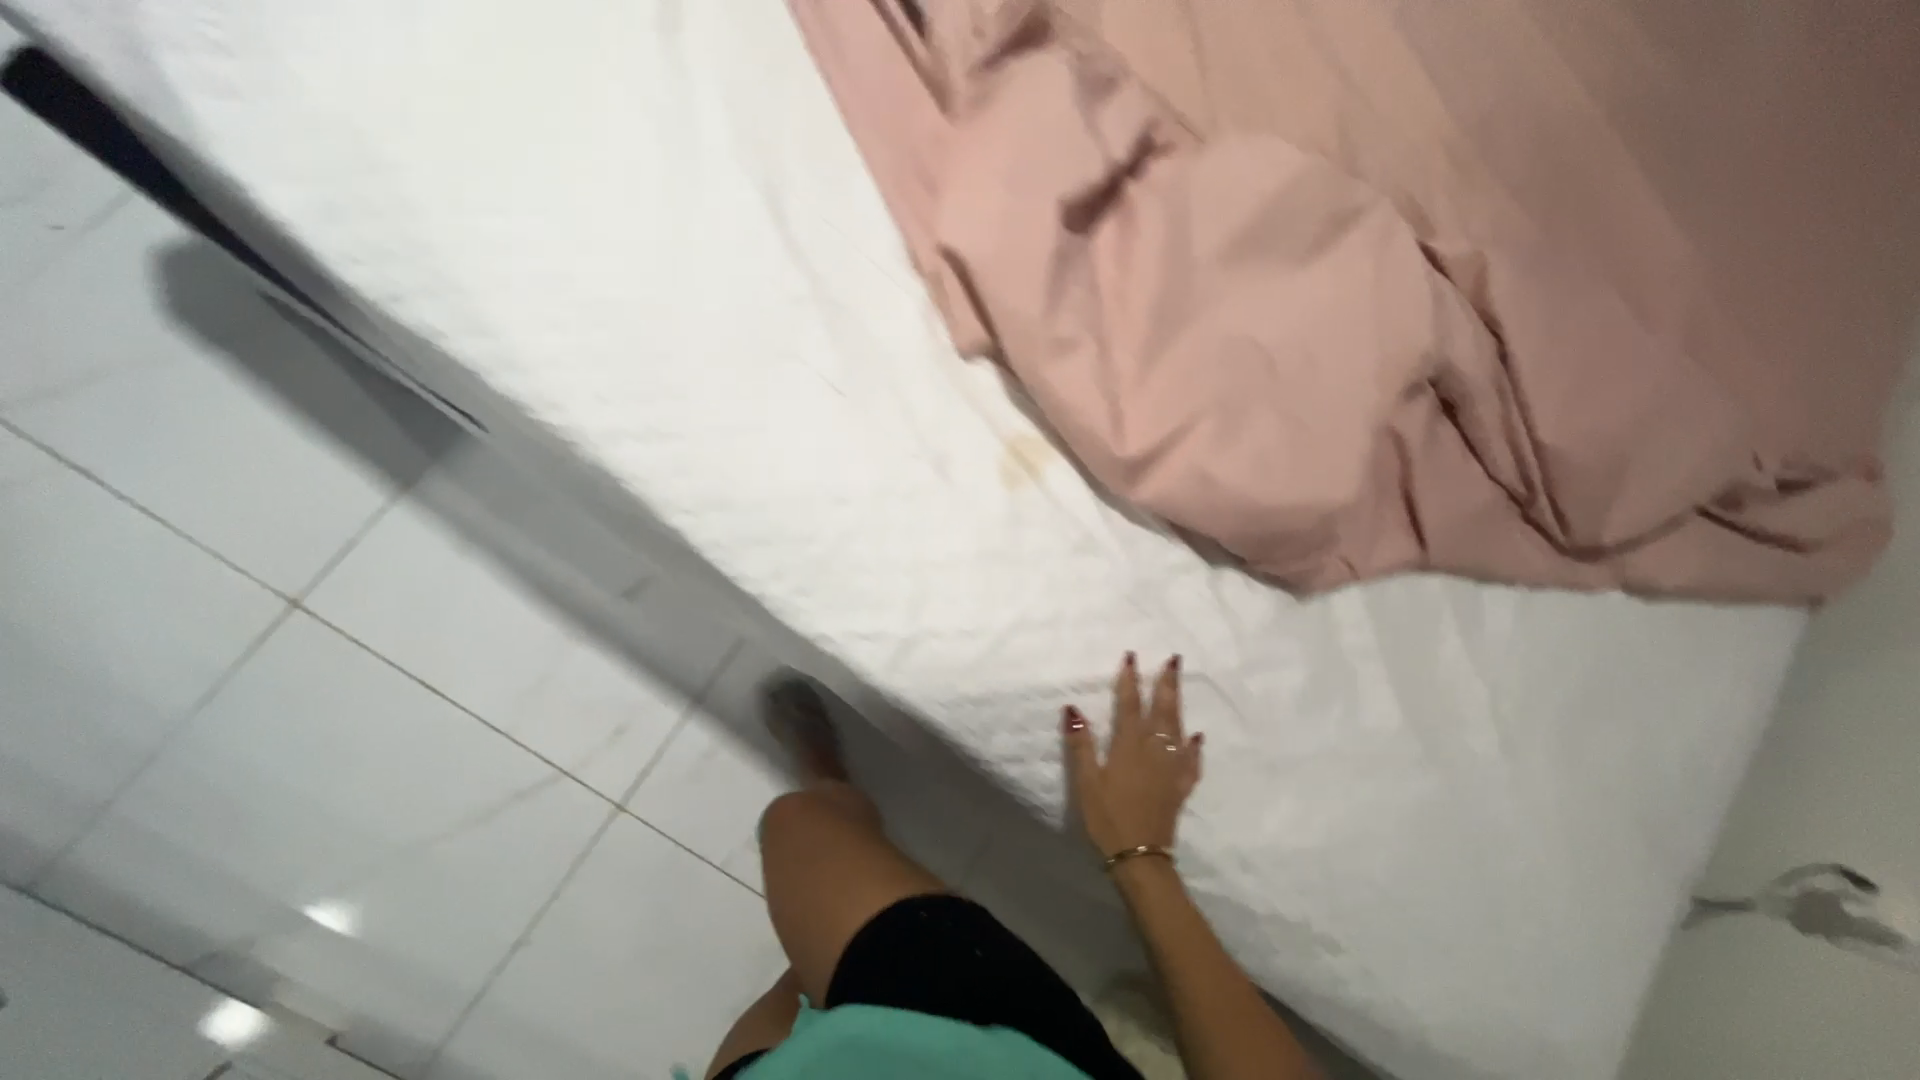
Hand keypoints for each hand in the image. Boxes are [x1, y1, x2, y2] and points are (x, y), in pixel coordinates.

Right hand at [1062, 653, 1202, 857]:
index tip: (1132, 657)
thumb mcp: (1086, 782)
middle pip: (1162, 710)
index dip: (1130, 680)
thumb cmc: (1107, 817)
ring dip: (1179, 704)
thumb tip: (1072, 709)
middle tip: (1173, 660)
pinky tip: (1198, 737)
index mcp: (1129, 746)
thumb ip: (1081, 745)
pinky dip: (1195, 747)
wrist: (1140, 855)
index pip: (1129, 705)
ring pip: (1178, 729)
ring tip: (1180, 685)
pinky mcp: (1180, 787)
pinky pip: (1191, 761)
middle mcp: (1154, 751)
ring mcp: (1171, 768)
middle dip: (1166, 684)